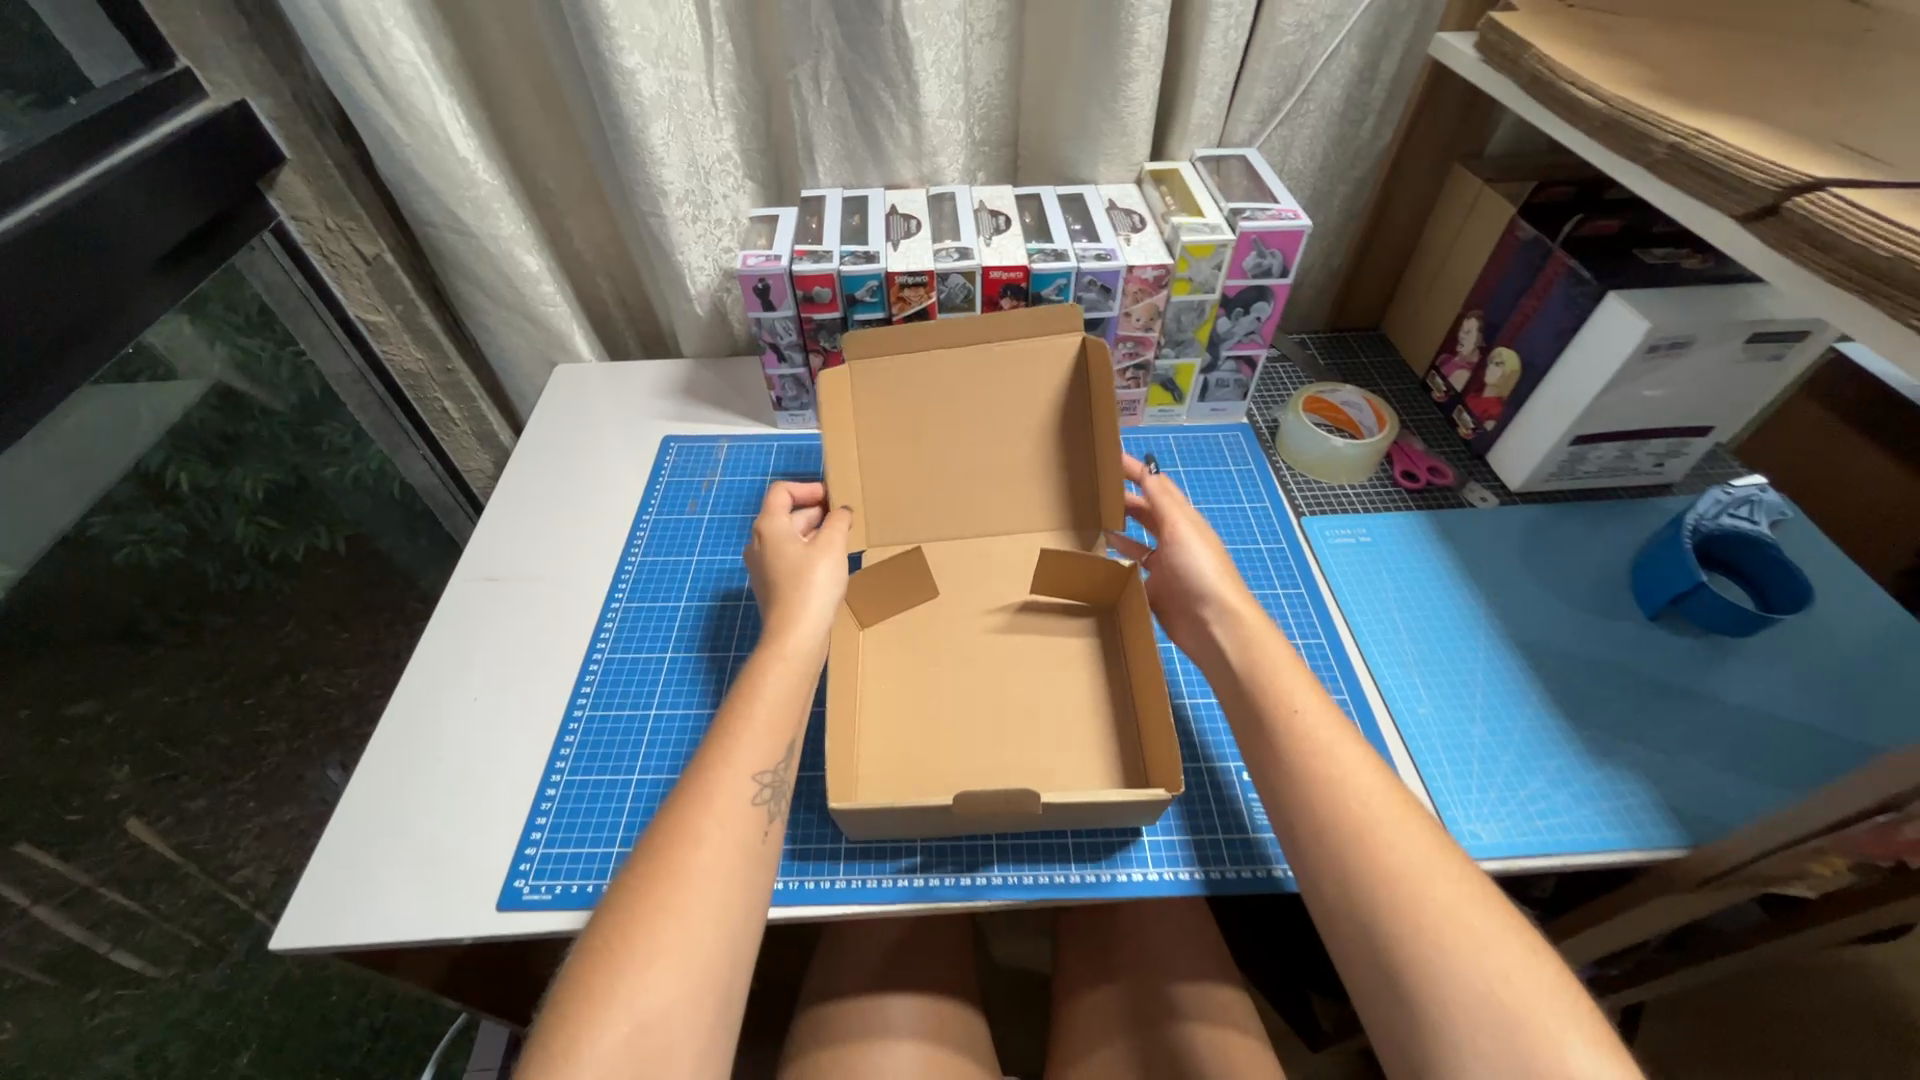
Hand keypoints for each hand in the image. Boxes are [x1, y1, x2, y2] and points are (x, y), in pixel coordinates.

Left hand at [744, 482, 852, 654]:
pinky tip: (829, 566)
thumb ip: (838, 520)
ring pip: (789, 539)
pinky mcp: (771, 586)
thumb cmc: (813, 585)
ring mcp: (762, 566)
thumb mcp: (832, 546)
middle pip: (786, 514)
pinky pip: (789, 559)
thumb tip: (841, 511)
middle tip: (844, 520)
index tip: (833, 498)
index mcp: (768, 526)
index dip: (808, 488)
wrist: (795, 636)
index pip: (782, 491)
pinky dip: (808, 554)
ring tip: (841, 541)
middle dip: (816, 513)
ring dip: (814, 534)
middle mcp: (758, 542)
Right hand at [1111, 454, 1265, 663]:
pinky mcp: (1156, 592)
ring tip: (1091, 523)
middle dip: (1124, 500)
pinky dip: (1119, 564)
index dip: (1135, 471)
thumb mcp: (1180, 527)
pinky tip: (1101, 561)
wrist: (1214, 625)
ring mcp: (1166, 568)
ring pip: (1138, 543)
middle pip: (1146, 513)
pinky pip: (1133, 573)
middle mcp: (1175, 540)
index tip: (1109, 458)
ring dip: (1119, 531)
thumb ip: (1161, 499)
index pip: (1157, 487)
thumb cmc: (1200, 570)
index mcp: (1183, 520)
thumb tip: (1146, 467)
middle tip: (1093, 491)